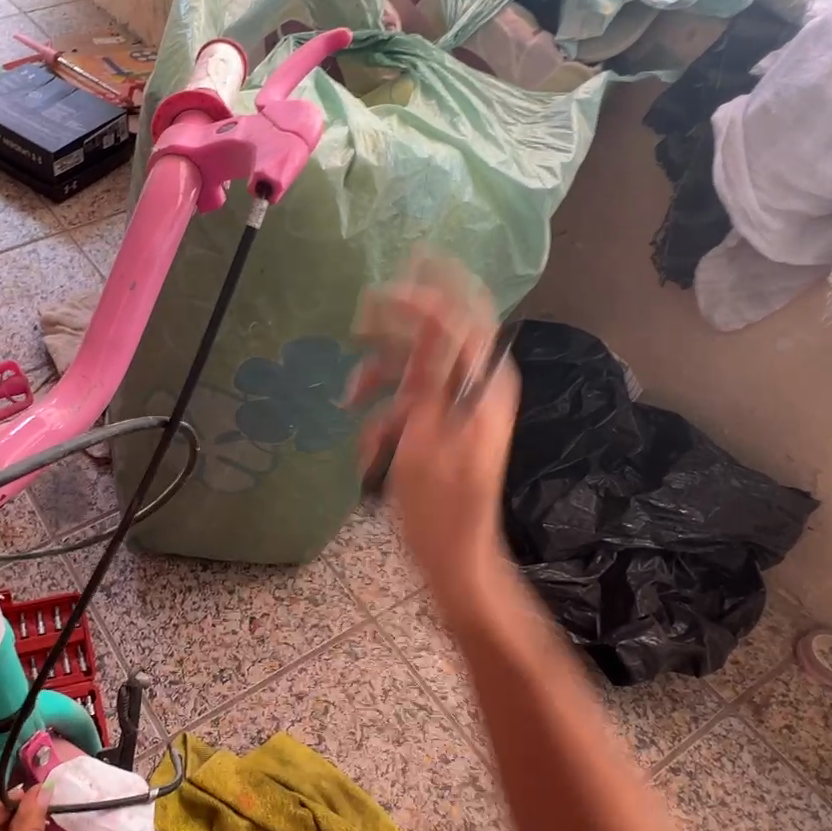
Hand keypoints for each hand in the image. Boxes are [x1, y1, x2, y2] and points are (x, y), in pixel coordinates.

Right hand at [348, 256, 520, 592]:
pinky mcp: (440, 430)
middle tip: (358, 321)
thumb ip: (428, 376)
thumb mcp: (426, 438)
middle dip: (393, 335)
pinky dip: (381, 420)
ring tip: (350, 402)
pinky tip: (366, 449)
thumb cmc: (441, 507)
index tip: (396, 271)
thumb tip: (432, 320)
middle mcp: (474, 390)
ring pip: (412, 372)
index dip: (435, 289)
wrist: (452, 559)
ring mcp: (457, 411)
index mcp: (481, 387)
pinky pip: (406, 405)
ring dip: (377, 384)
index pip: (464, 318)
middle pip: (434, 339)